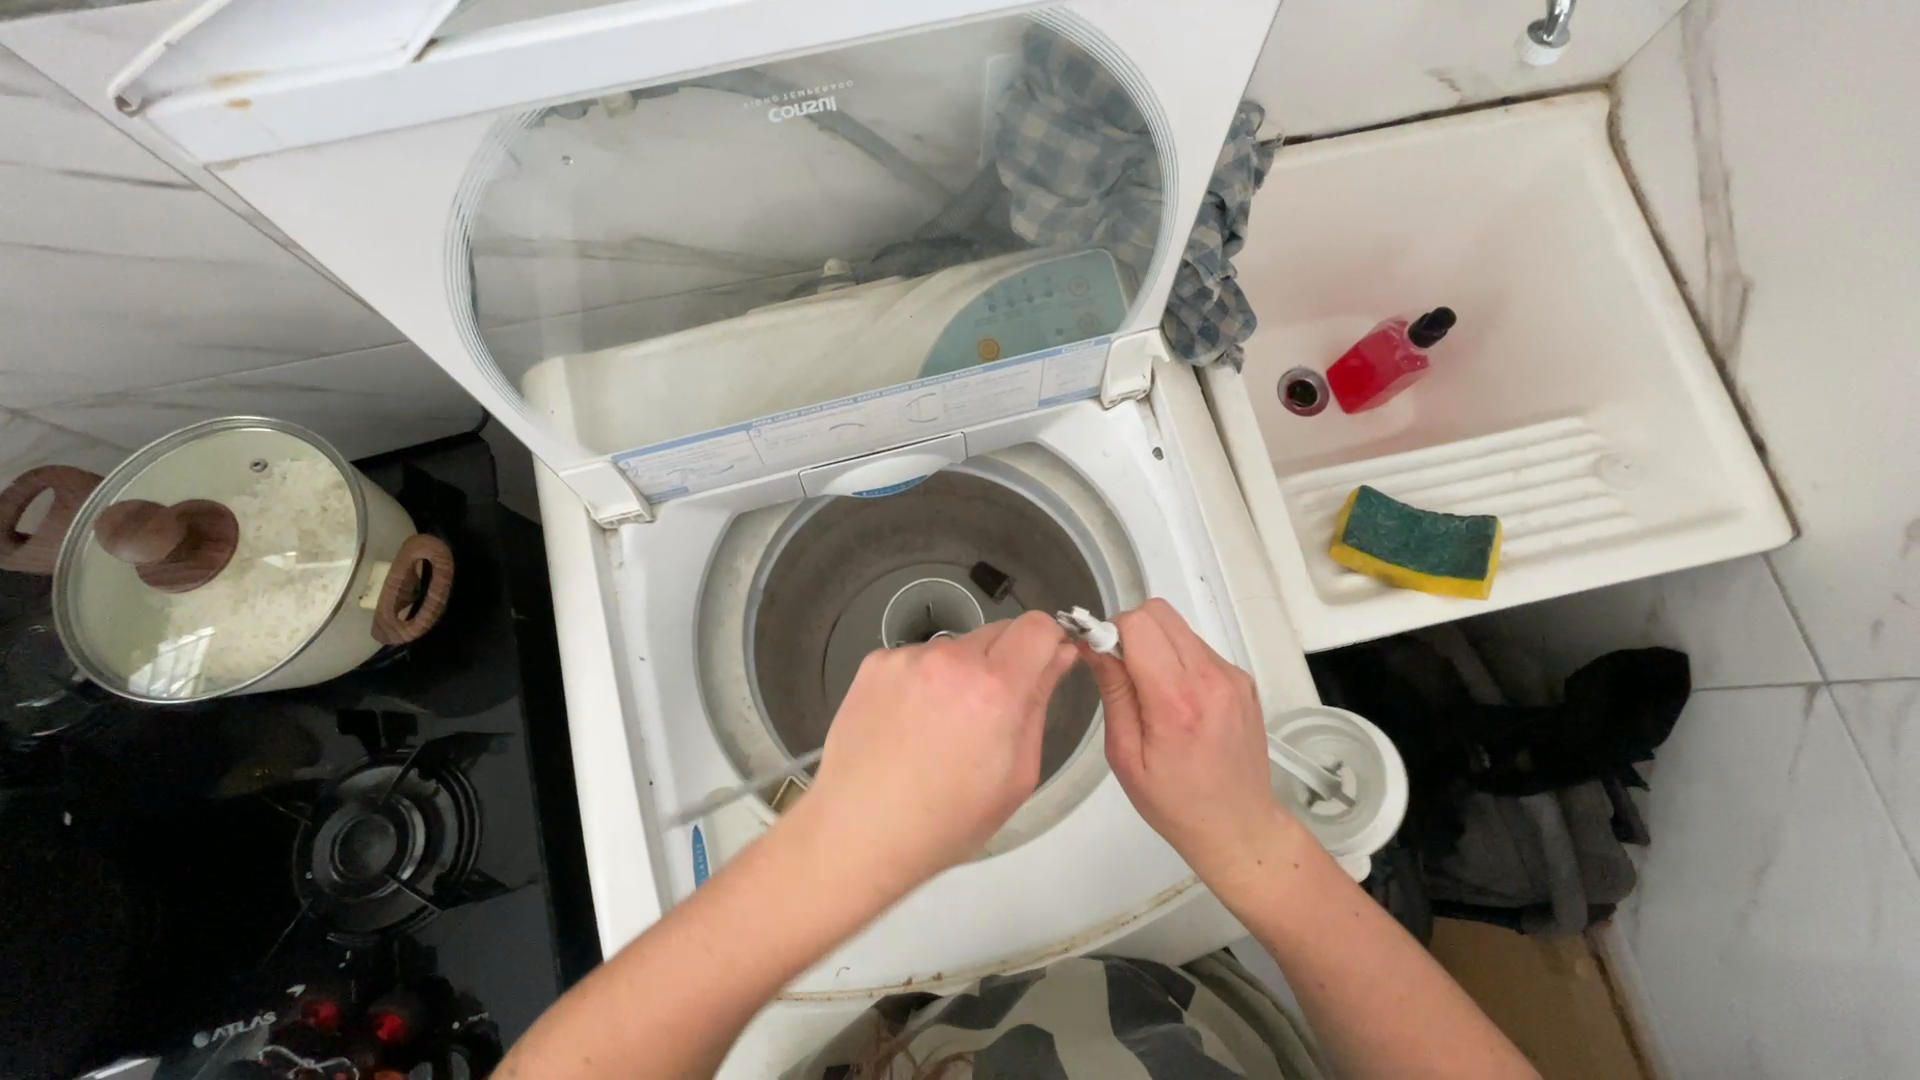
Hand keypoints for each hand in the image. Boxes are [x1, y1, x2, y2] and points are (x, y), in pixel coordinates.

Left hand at [805, 611, 1077, 888]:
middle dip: (1005, 662)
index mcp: (995, 690)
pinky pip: (916, 658)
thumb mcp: (1016, 776)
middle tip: (989, 711)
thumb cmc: (943, 820)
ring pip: (955, 648)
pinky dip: (921, 680)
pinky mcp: (875, 664)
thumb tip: (1058, 658)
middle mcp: (951, 661)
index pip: (1038, 627)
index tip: (1045, 662)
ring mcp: (908, 658)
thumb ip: (1038, 705)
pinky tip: (909, 723)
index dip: (1049, 642)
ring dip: (960, 673)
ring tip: (940, 727)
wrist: (858, 832)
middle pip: (998, 631)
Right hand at [1084, 599, 1296, 883]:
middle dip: (1131, 630)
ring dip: (1156, 644)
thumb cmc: (1174, 802)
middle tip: (1121, 670)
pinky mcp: (1243, 680)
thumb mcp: (1125, 755)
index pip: (1138, 624)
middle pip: (1159, 613)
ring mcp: (1232, 676)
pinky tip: (1176, 699)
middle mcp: (1210, 678)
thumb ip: (1113, 691)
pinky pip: (1199, 647)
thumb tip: (1092, 645)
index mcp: (1176, 700)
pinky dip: (1179, 659)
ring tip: (1150, 690)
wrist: (1239, 826)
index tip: (1103, 659)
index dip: (1112, 633)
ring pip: (1179, 627)